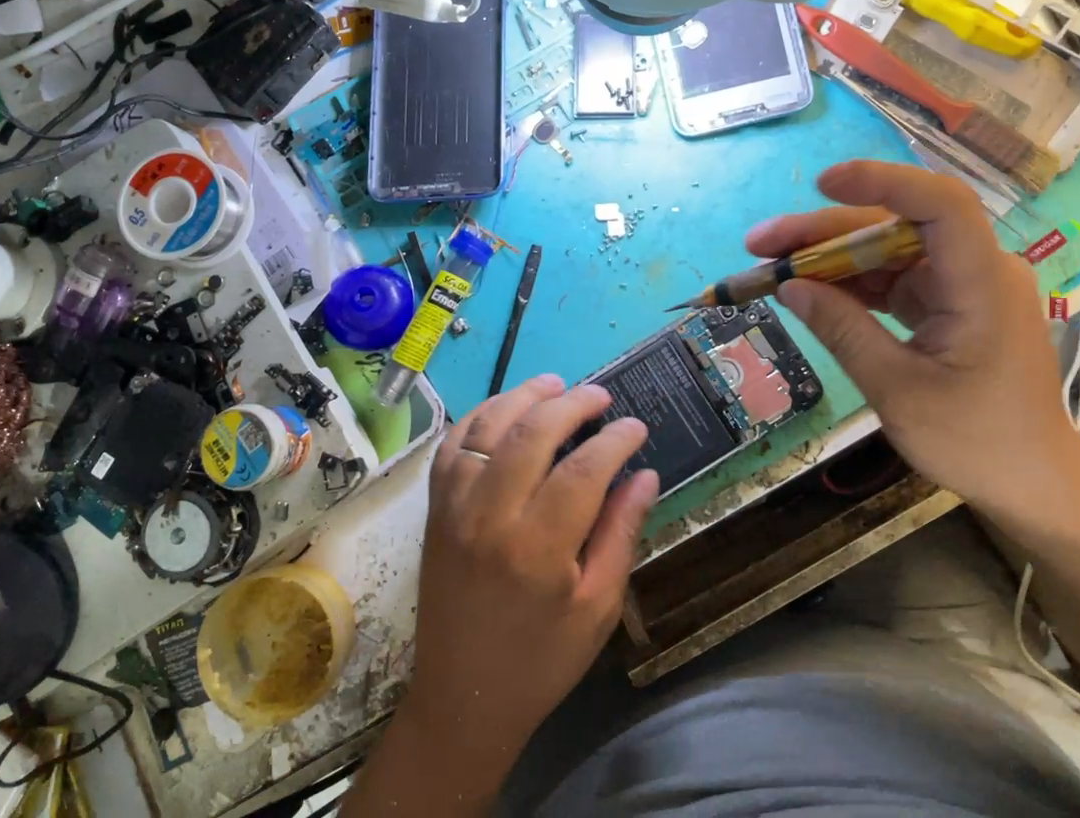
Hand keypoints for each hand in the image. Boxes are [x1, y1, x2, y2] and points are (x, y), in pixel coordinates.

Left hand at [408, 375, 659, 750]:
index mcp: (539, 547)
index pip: (584, 468)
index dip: (616, 439)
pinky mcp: (435, 511)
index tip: (636, 426)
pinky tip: (502, 410)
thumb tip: (644, 475)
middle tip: (601, 395)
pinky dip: (477, 418)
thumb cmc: (542, 659)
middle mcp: (490, 515)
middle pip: (532, 432)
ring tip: (555, 384)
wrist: (463, 696)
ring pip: (486, 427)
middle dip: (572, 403)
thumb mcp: (598, 607)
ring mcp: (455, 508)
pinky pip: (452, 446)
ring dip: (522, 397)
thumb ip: (621, 534)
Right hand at [746, 162, 1079, 507]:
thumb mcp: (897, 389)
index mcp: (982, 284)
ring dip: (829, 258)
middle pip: (896, 227)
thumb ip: (843, 330)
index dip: (882, 182)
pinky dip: (851, 284)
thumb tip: (788, 287)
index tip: (822, 184)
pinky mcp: (950, 305)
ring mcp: (963, 287)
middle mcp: (977, 271)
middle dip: (825, 232)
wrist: (1031, 481)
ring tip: (768, 266)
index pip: (940, 206)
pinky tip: (807, 289)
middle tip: (759, 245)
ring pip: (888, 252)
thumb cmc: (975, 441)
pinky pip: (894, 280)